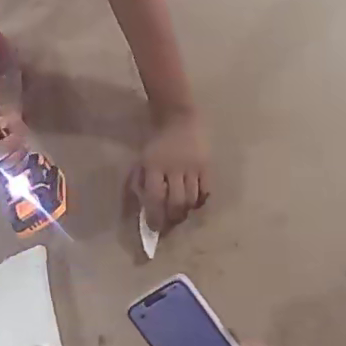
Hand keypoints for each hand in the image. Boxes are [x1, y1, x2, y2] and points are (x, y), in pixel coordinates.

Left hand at [130, 112, 209, 227]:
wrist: (178, 117)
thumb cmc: (156, 142)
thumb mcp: (141, 160)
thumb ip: (138, 183)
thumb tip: (138, 210)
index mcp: (154, 165)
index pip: (155, 198)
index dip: (155, 217)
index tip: (154, 228)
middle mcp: (174, 167)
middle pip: (176, 202)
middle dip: (173, 218)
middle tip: (170, 224)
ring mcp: (193, 166)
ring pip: (192, 198)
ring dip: (186, 211)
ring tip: (181, 214)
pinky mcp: (207, 165)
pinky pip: (206, 190)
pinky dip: (201, 201)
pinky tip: (195, 202)